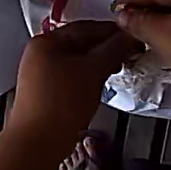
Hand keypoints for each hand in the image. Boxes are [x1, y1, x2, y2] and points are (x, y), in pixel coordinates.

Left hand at [9, 20, 141, 143]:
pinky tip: (100, 84)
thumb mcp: (92, 71)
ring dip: (99, 64)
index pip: (85, 28)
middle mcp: (40, 55)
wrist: (38, 141)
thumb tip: (130, 36)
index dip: (112, 31)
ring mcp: (41, 75)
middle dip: (106, 48)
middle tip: (129, 53)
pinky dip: (88, 77)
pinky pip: (72, 77)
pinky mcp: (46, 93)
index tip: (132, 35)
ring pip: (77, 62)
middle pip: (80, 44)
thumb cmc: (61, 103)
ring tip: (118, 68)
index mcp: (46, 42)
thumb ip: (113, 50)